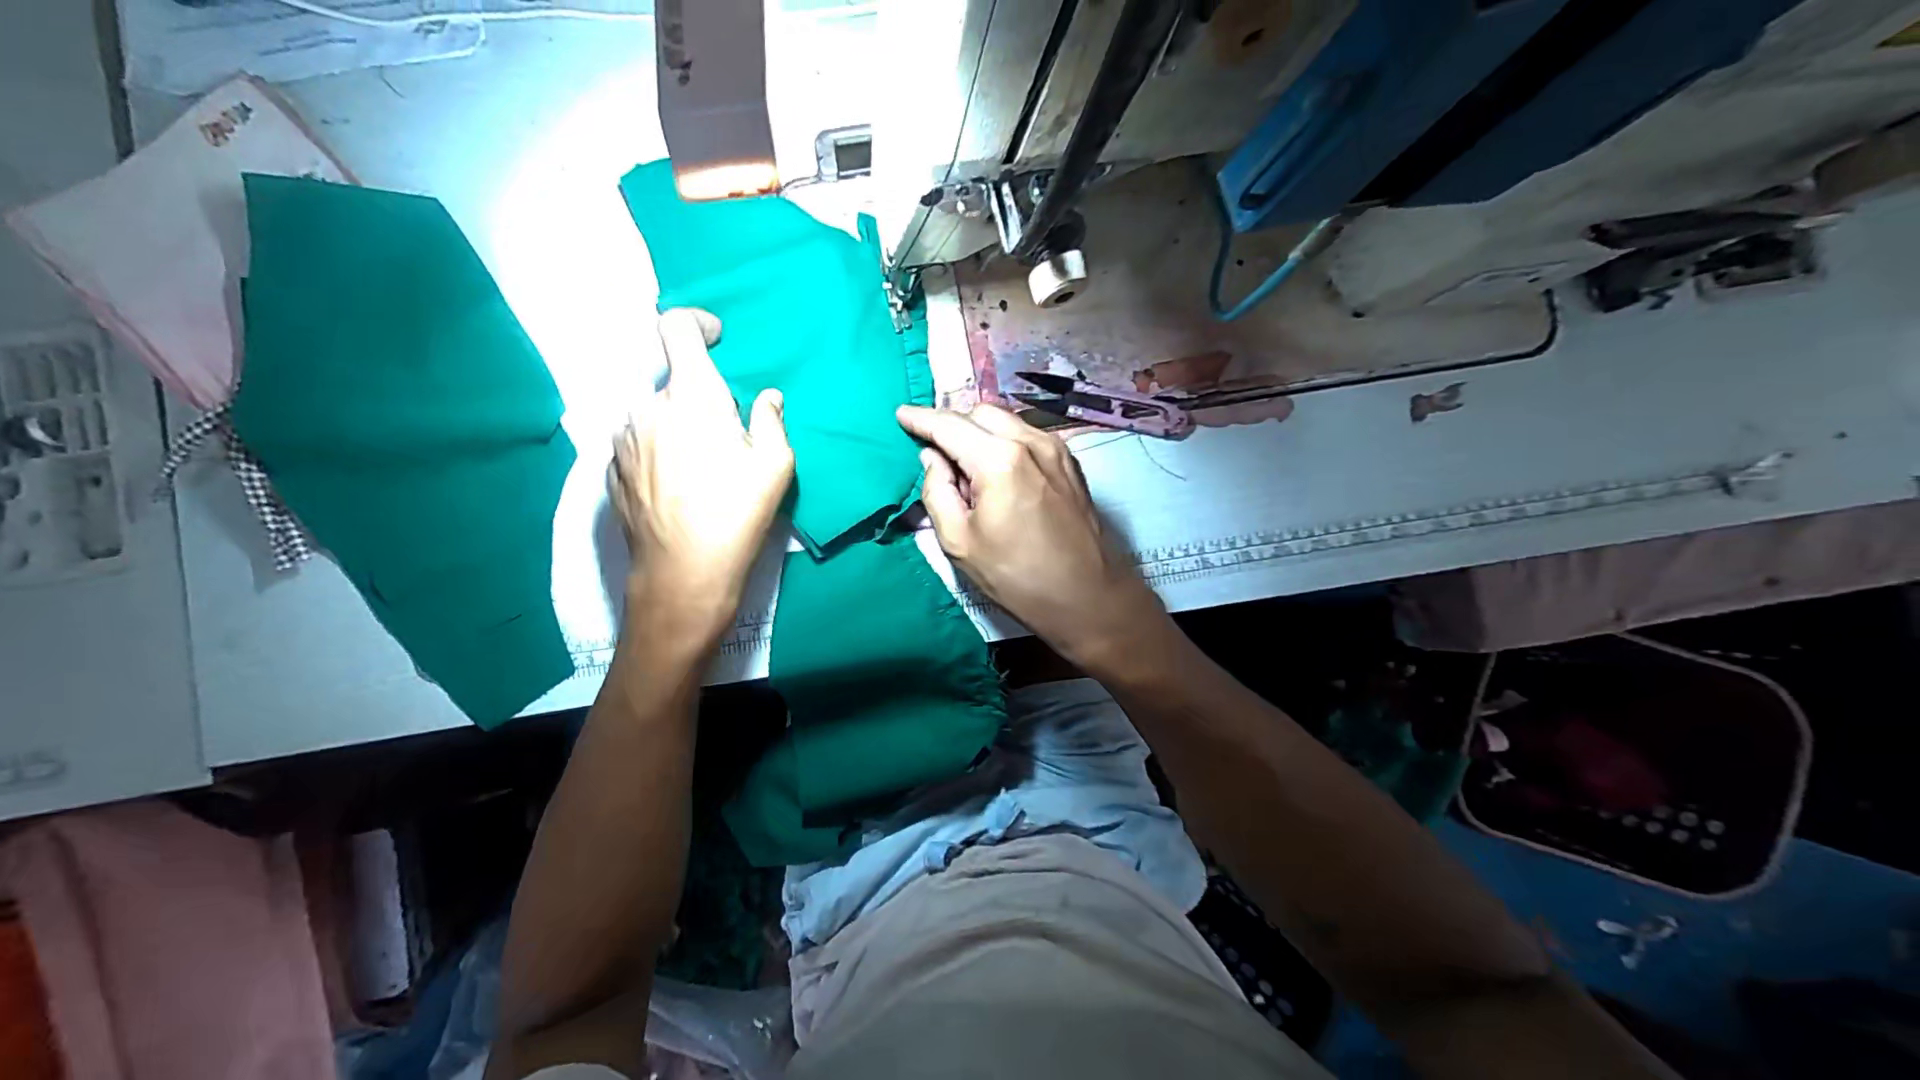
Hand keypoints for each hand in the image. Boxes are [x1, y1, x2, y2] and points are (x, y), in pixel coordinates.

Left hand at [611, 308, 792, 641]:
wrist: (683, 574)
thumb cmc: (736, 515)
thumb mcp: (775, 467)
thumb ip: (770, 420)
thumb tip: (766, 399)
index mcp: (690, 396)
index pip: (676, 327)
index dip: (698, 323)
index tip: (717, 340)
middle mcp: (646, 406)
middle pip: (670, 378)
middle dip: (698, 394)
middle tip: (725, 435)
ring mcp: (622, 438)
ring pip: (652, 411)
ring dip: (675, 422)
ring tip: (700, 467)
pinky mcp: (611, 469)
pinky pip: (637, 441)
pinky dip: (657, 448)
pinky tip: (677, 486)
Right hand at [897, 403, 1173, 677]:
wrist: (1088, 597)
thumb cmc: (1017, 577)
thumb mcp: (959, 542)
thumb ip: (937, 491)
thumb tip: (932, 458)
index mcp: (1000, 460)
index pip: (950, 425)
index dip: (921, 418)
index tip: (901, 414)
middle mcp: (1031, 442)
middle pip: (980, 413)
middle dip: (952, 424)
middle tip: (936, 454)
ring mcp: (1056, 449)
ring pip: (1007, 421)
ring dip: (979, 432)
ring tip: (968, 470)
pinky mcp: (1070, 463)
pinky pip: (1027, 436)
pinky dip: (1004, 442)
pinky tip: (999, 474)